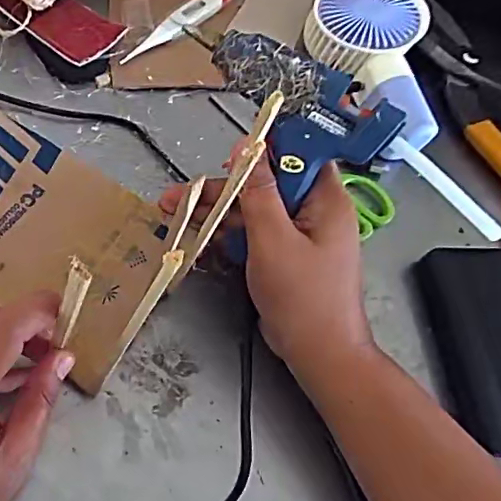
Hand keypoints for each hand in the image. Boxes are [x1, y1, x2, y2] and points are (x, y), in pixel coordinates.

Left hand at [0, 292, 73, 500]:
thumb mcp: (14, 460)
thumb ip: (39, 404)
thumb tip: (62, 359)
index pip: (0, 331)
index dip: (35, 312)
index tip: (67, 312)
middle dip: (22, 319)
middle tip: (55, 344)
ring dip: (6, 334)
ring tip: (43, 361)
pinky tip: (17, 378)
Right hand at [159, 146, 374, 379]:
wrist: (317, 351)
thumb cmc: (304, 298)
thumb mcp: (274, 240)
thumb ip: (259, 194)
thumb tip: (249, 150)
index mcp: (325, 200)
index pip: (297, 156)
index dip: (262, 153)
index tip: (227, 162)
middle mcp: (313, 213)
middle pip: (264, 186)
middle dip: (222, 190)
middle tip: (181, 197)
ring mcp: (296, 237)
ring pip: (252, 212)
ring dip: (216, 213)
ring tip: (175, 215)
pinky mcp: (281, 257)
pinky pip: (252, 236)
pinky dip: (226, 236)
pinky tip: (197, 237)